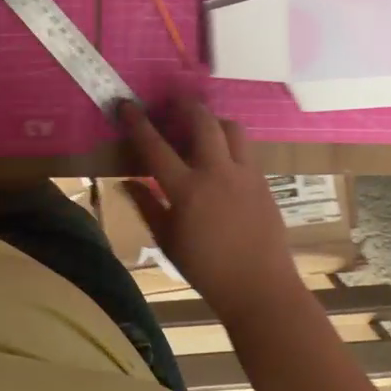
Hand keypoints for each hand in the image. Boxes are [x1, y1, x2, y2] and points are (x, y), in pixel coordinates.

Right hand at [116, 101, 301, 316]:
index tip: (126, 104)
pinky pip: (246, 150)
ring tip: (201, 124)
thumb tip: (126, 182)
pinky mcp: (264, 184)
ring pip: (232, 129)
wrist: (262, 290)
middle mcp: (217, 174)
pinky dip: (230, 143)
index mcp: (187, 190)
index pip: (155, 146)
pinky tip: (221, 154)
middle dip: (186, 105)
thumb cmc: (206, 269)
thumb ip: (146, 205)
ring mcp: (246, 176)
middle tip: (173, 99)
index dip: (138, 122)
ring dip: (214, 120)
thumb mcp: (167, 239)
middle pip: (204, 123)